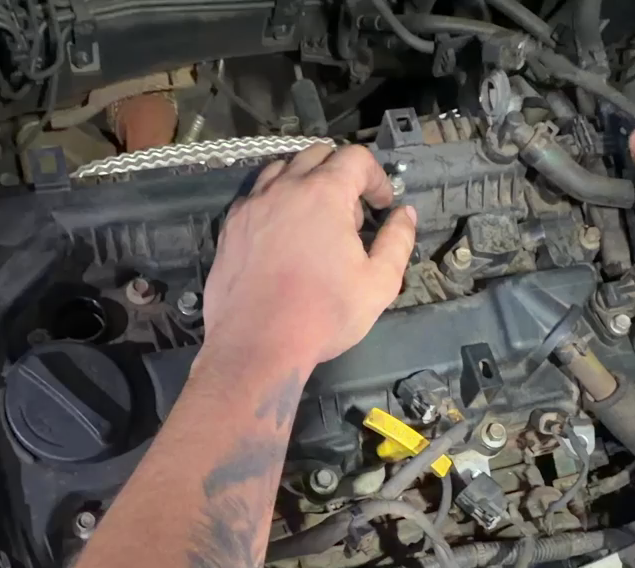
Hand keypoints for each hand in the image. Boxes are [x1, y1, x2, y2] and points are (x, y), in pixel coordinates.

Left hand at [202, 144, 417, 372]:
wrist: (256, 346)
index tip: (382, 204)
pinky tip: (283, 235)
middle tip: (350, 214)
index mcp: (323, 194)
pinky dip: (275, 203)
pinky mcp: (230, 228)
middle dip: (341, 175)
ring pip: (282, 171)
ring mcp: (252, 206)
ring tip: (315, 221)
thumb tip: (404, 215)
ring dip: (304, 183)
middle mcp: (284, 188)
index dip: (376, 177)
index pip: (355, 159)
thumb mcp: (378, 284)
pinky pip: (255, 198)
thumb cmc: (322, 316)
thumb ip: (397, 242)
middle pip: (317, 155)